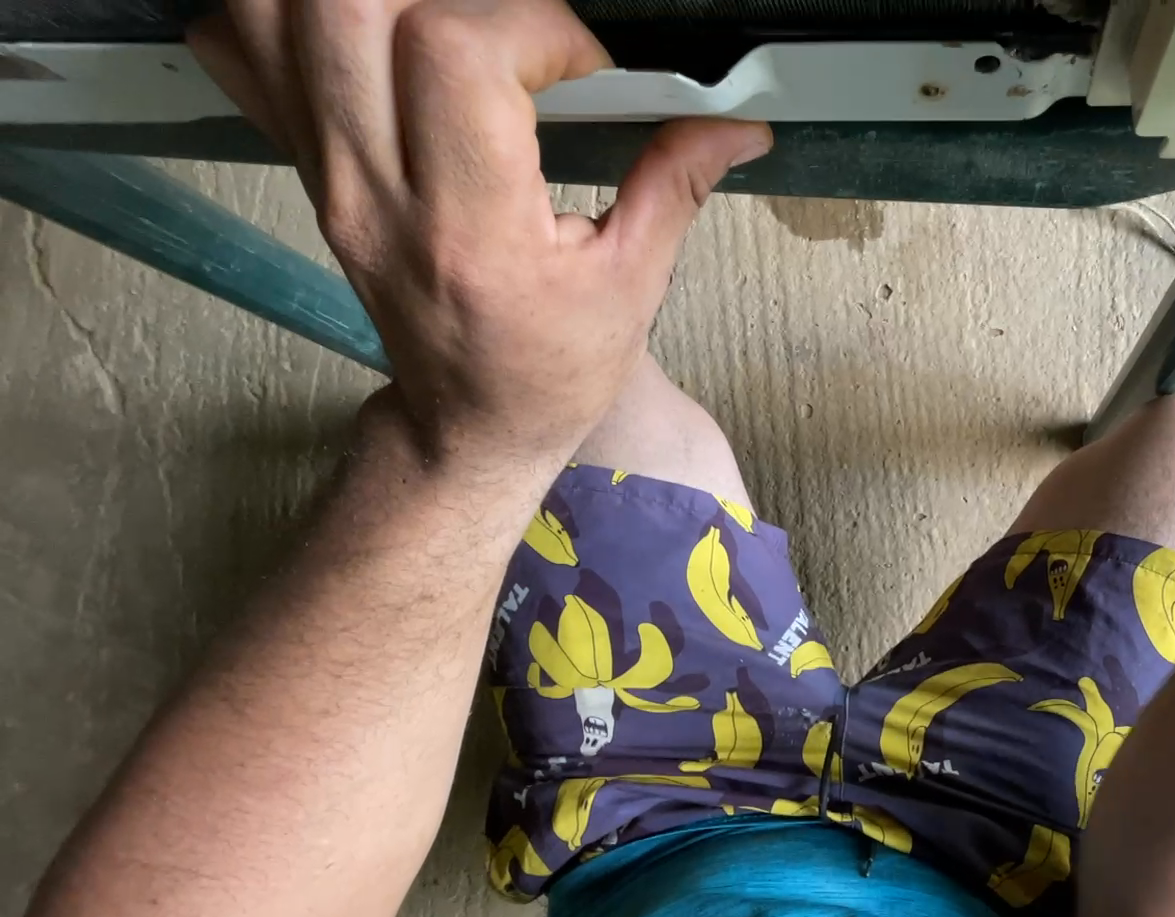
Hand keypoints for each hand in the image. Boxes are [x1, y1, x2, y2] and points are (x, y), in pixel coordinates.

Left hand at [188, 0, 771, 473]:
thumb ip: (675, 187)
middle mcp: (381, 193)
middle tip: (523, 38)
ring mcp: (328, 177)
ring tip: (459, 34)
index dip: (536, 25)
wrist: (474, 421)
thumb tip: (736, 125)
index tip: (588, 64)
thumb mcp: (634, 286)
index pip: (457, 55)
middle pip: (356, 5)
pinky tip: (378, 43)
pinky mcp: (306, 170)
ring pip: (282, 8)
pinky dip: (296, 9)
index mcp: (476, 230)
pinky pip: (242, 44)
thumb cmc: (558, 370)